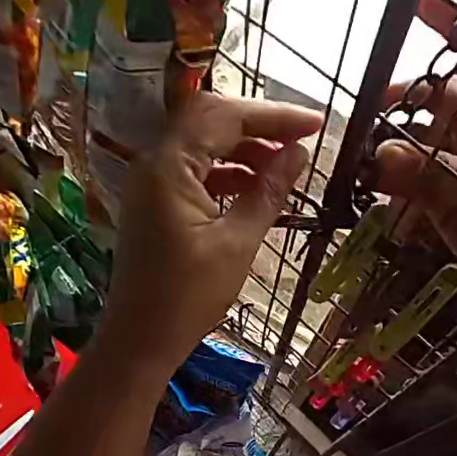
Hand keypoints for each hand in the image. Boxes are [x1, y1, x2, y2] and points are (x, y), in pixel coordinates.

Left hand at [100, 93, 322, 374]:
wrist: (140, 339)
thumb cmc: (188, 297)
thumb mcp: (237, 244)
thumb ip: (268, 192)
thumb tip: (299, 154)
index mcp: (169, 167)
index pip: (224, 117)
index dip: (273, 116)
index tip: (315, 124)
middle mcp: (154, 163)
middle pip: (210, 121)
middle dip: (258, 127)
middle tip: (301, 141)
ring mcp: (151, 182)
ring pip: (203, 146)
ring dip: (244, 151)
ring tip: (285, 169)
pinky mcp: (155, 202)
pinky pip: (195, 172)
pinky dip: (227, 174)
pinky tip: (257, 188)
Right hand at [372, 0, 456, 348]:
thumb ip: (432, 175)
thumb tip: (376, 155)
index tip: (420, 8)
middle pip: (439, 103)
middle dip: (403, 109)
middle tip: (366, 124)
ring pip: (419, 148)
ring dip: (393, 159)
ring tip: (367, 176)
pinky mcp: (451, 205)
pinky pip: (415, 188)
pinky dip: (397, 197)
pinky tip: (389, 213)